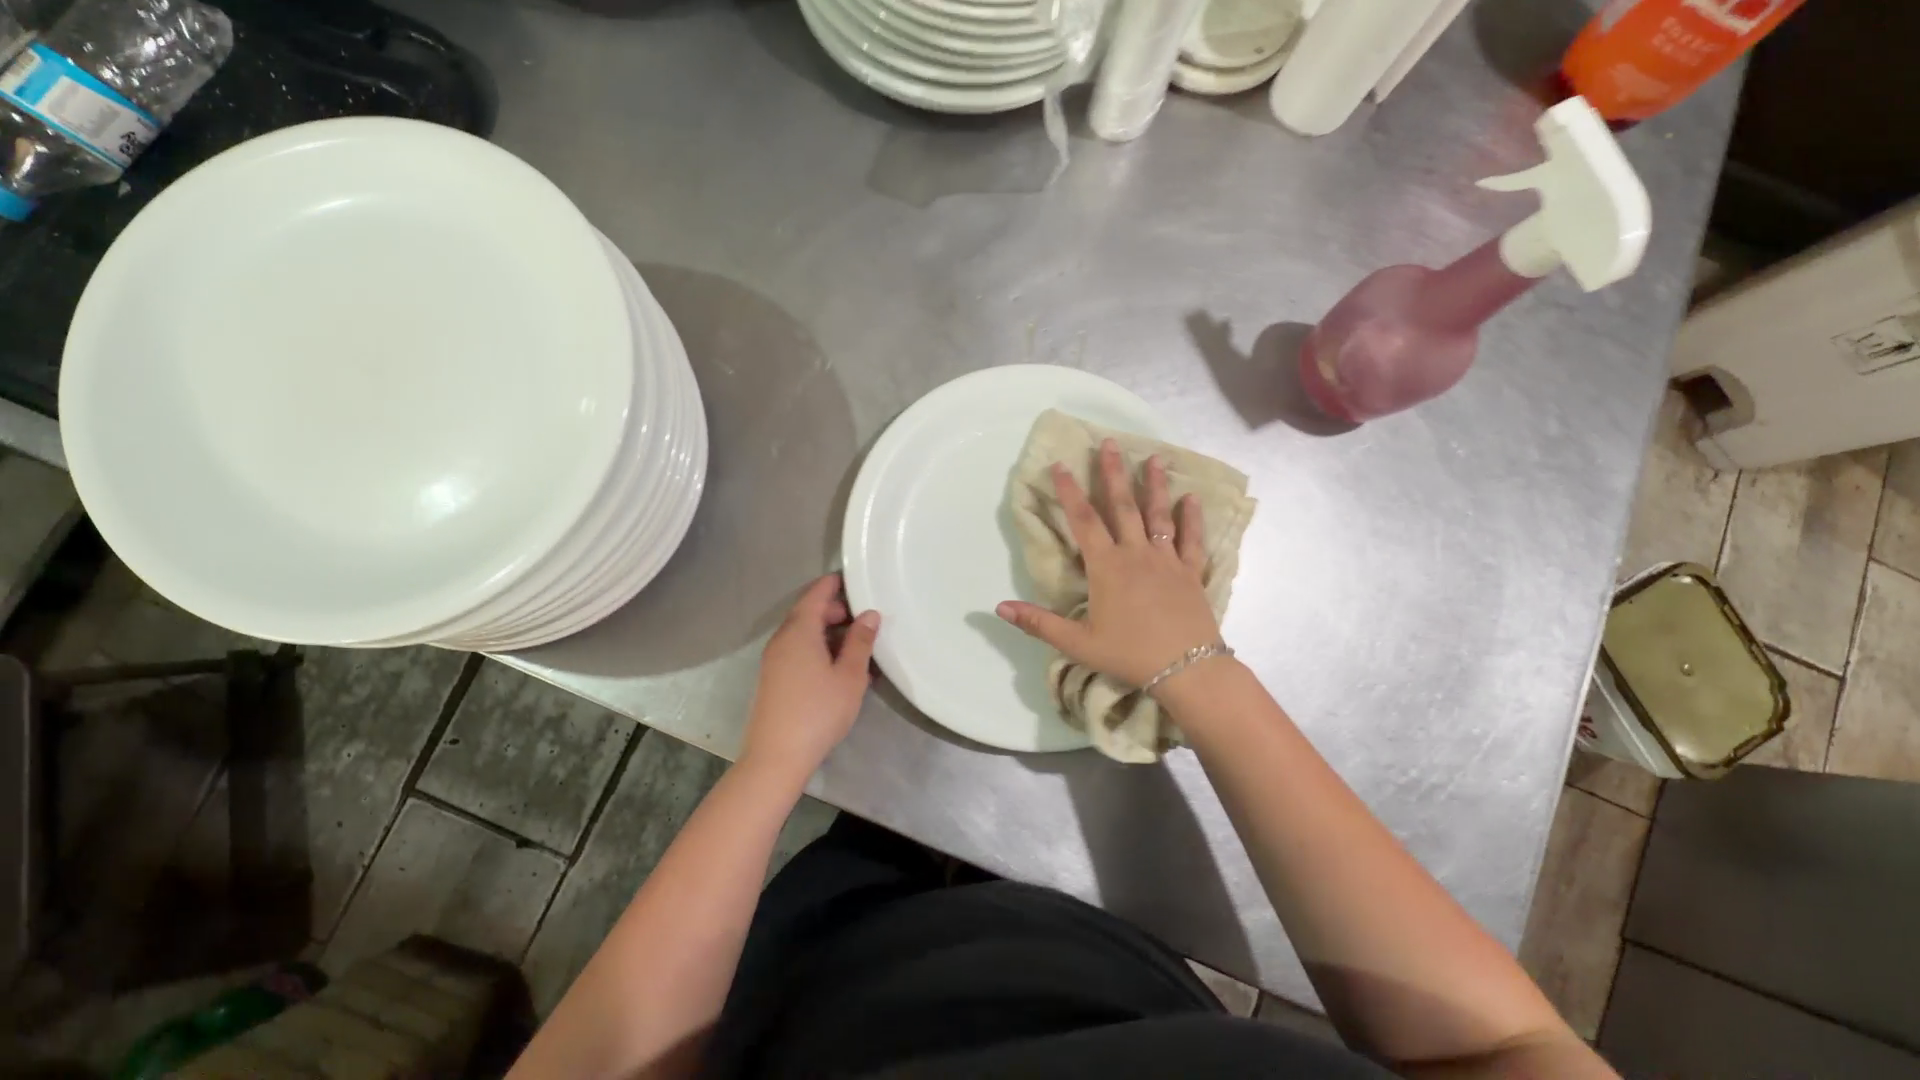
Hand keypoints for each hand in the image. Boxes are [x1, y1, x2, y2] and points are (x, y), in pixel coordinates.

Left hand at [741, 574, 879, 783]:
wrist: (776, 756)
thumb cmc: (818, 712)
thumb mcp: (849, 676)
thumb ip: (860, 642)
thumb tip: (870, 615)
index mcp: (799, 631)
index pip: (815, 595)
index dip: (834, 584)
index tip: (854, 580)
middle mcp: (782, 640)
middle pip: (808, 613)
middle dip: (835, 611)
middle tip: (864, 618)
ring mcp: (774, 661)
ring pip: (803, 635)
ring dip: (829, 634)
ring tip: (858, 646)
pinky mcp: (773, 679)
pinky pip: (798, 652)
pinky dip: (819, 650)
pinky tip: (840, 669)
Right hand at [996, 439, 1221, 690]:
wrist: (1187, 668)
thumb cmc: (1129, 655)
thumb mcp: (1078, 643)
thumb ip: (1039, 623)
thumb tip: (999, 607)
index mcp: (1107, 567)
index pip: (1083, 521)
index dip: (1070, 492)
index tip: (1061, 465)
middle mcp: (1136, 555)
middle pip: (1123, 506)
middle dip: (1113, 473)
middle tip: (1109, 443)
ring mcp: (1167, 561)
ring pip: (1158, 516)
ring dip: (1155, 485)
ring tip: (1154, 458)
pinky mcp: (1192, 573)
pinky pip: (1191, 540)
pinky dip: (1192, 518)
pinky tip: (1192, 499)